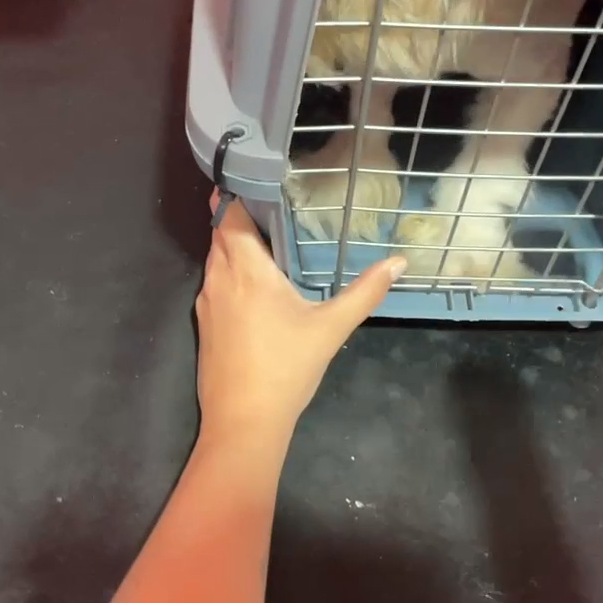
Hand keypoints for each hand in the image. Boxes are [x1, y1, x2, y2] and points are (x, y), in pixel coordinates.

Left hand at [195, 197, 404, 445]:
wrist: (243, 423)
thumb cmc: (286, 369)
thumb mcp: (331, 328)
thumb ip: (365, 292)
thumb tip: (399, 262)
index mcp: (246, 270)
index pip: (229, 215)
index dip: (236, 194)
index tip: (255, 180)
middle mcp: (219, 278)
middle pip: (219, 232)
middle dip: (238, 215)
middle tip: (270, 204)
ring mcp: (206, 303)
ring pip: (214, 258)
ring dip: (233, 245)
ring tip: (266, 239)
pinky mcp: (204, 324)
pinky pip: (214, 282)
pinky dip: (229, 271)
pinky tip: (254, 285)